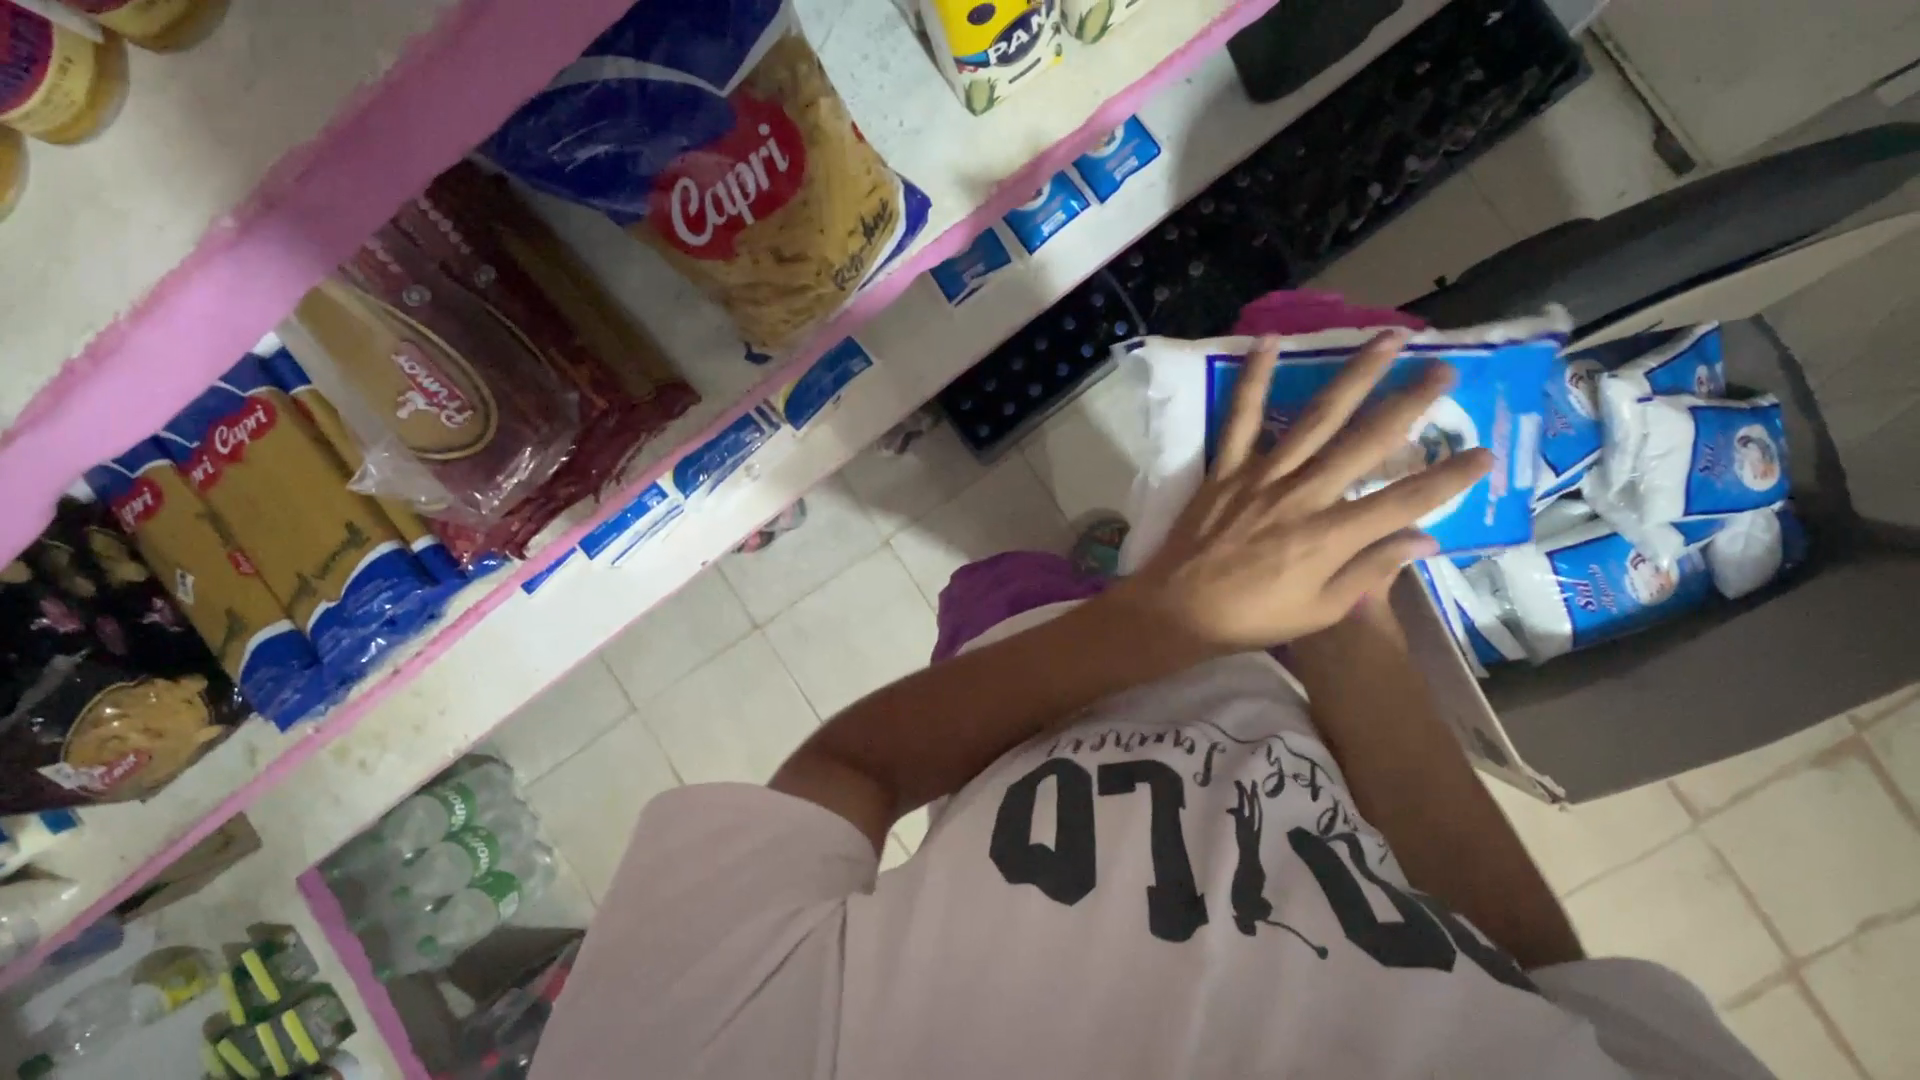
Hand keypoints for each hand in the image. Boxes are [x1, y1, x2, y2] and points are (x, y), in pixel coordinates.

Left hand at [1107, 330, 1490, 654]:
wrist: (1178, 610)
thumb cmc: (1253, 619)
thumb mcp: (1321, 609)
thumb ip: (1371, 569)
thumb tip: (1426, 538)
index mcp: (1331, 536)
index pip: (1405, 501)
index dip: (1449, 478)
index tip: (1485, 455)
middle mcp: (1303, 495)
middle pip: (1367, 443)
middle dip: (1411, 404)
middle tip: (1445, 370)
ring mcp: (1262, 476)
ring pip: (1316, 417)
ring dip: (1355, 375)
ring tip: (1388, 339)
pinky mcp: (1225, 468)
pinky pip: (1241, 417)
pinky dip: (1253, 379)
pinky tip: (1269, 341)